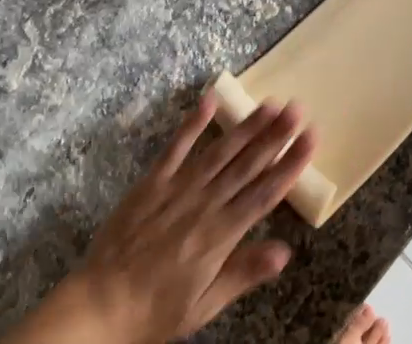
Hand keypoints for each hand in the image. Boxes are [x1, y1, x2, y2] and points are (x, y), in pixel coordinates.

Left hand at [5, 94, 316, 343]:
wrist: (100, 306)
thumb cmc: (156, 311)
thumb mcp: (204, 305)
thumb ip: (243, 273)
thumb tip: (285, 251)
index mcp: (220, 236)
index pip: (264, 195)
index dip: (290, 165)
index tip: (311, 140)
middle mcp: (203, 205)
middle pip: (246, 166)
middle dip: (275, 136)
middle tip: (298, 109)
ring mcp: (176, 190)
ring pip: (219, 152)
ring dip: (246, 126)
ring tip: (269, 104)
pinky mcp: (152, 182)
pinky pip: (175, 148)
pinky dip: (192, 124)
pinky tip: (210, 100)